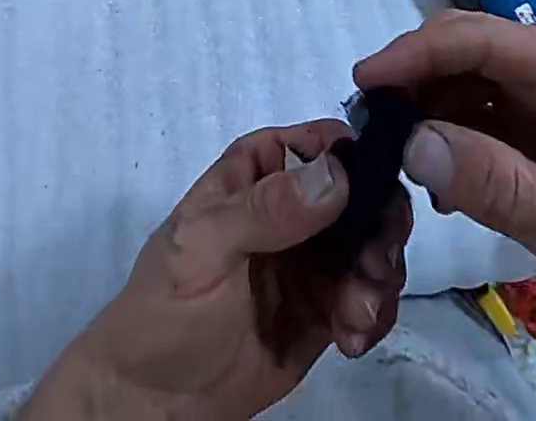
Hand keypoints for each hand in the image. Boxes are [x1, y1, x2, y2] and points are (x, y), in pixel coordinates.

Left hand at [27, 121, 412, 420]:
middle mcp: (299, 202)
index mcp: (263, 169)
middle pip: (365, 191)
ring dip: (379, 276)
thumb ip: (265, 208)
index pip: (325, 141)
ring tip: (356, 316)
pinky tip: (350, 337)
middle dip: (381, 228)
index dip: (360, 158)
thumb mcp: (202, 246)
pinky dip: (374, 312)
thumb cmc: (165, 307)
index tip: (377, 195)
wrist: (154, 403)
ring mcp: (317, 254)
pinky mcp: (329, 303)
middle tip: (375, 268)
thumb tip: (336, 175)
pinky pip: (372, 292)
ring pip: (375, 242)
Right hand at [354, 12, 535, 420]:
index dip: (420, 50)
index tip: (363, 80)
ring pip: (478, 86)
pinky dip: (456, 141)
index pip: (490, 39)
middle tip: (370, 126)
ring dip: (433, 111)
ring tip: (398, 158)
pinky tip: (444, 181)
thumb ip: (501, 184)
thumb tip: (412, 141)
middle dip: (420, 78)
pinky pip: (491, 122)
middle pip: (479, 52)